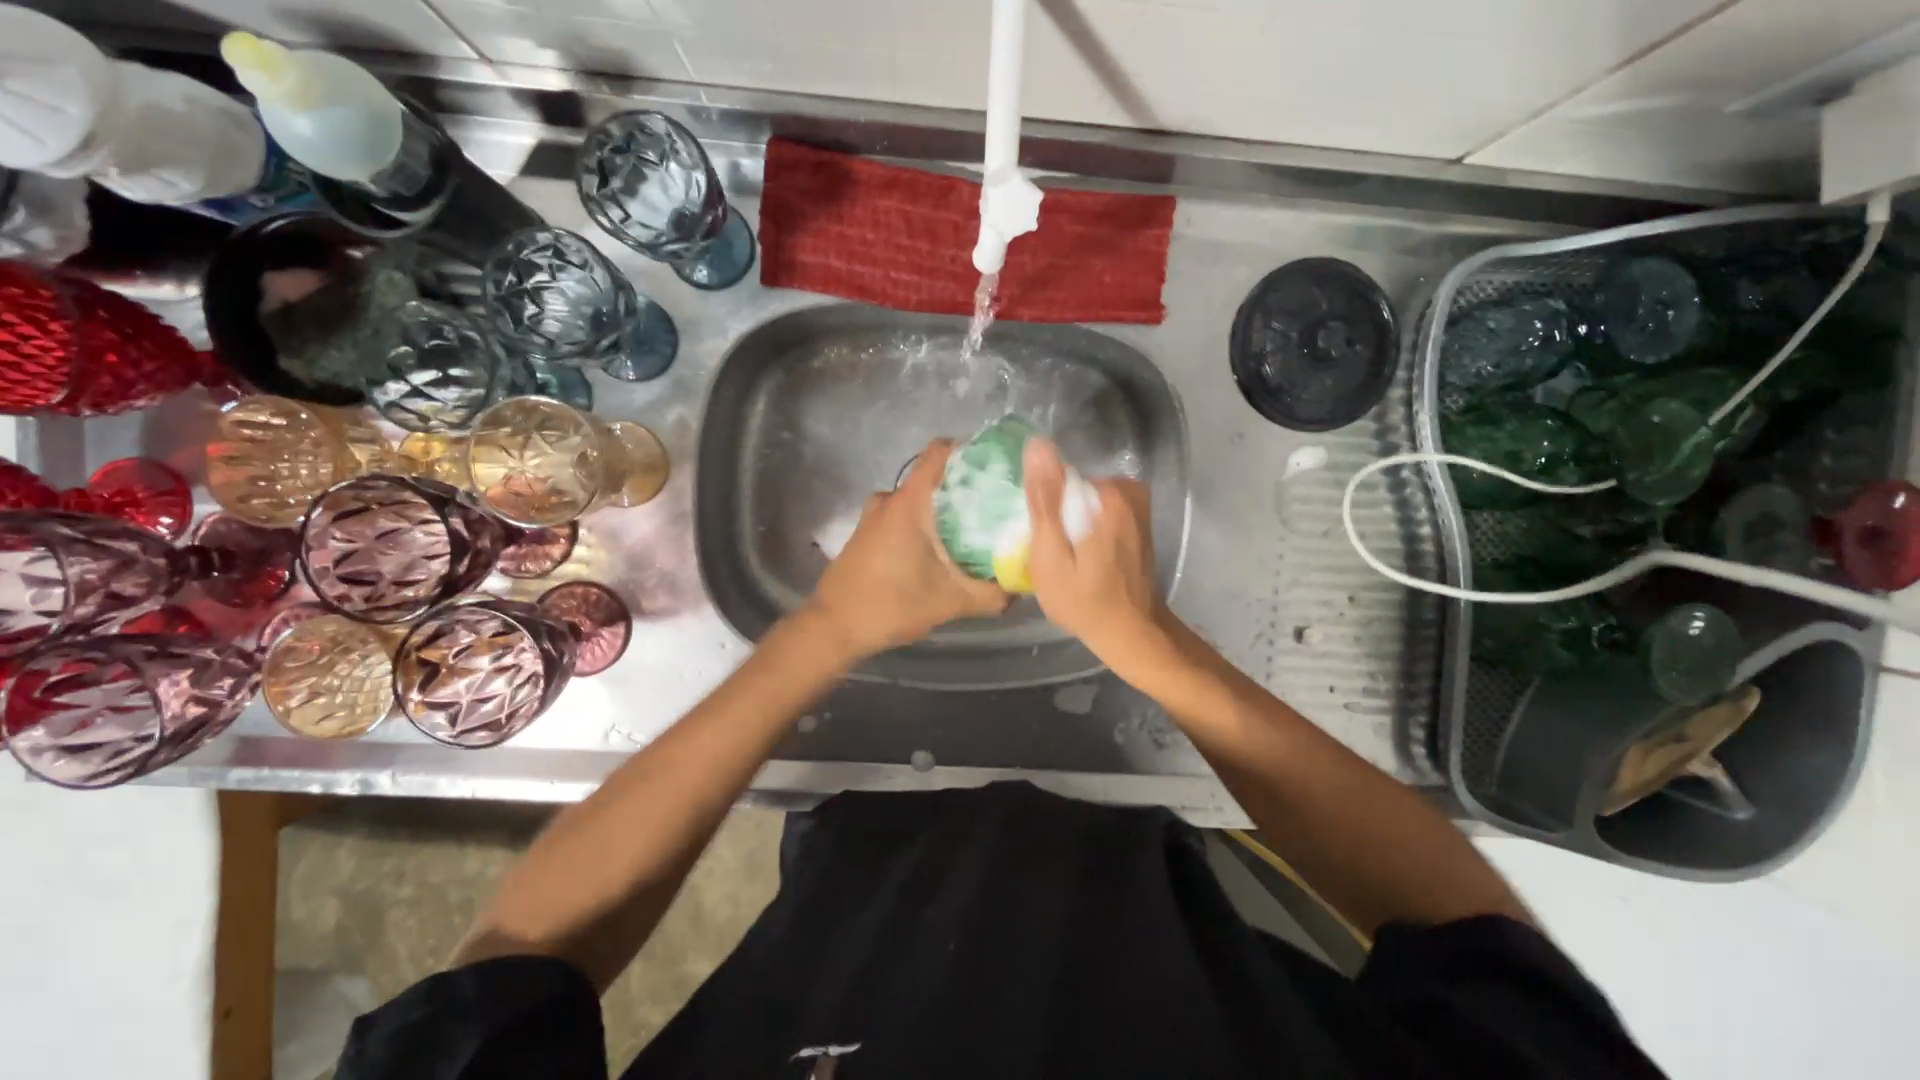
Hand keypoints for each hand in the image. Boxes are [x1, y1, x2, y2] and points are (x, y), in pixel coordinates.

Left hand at [804, 438, 1010, 661]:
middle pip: (932, 478)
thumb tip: (1021, 589)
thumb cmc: (892, 604)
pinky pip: (900, 518)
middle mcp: (889, 500)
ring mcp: (872, 517)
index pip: (940, 452)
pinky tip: (939, 551)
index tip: (996, 464)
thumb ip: (992, 595)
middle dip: (963, 488)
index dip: (970, 451)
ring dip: (940, 511)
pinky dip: (921, 526)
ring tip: (972, 529)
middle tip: (995, 505)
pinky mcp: (865, 535)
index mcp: (909, 502)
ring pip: (916, 501)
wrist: (834, 627)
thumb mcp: (951, 602)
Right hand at [1024, 437, 1165, 669]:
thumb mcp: (1051, 554)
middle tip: (1053, 554)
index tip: (1042, 539)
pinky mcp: (1140, 521)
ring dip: (1074, 523)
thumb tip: (1037, 445)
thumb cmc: (1083, 600)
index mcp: (1107, 495)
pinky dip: (1089, 528)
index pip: (1059, 479)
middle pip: (1074, 489)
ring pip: (1087, 501)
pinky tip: (1085, 557)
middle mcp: (1128, 492)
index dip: (1044, 508)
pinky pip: (1101, 512)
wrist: (1130, 632)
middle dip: (1060, 514)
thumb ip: (1045, 499)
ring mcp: (1138, 507)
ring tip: (1068, 558)